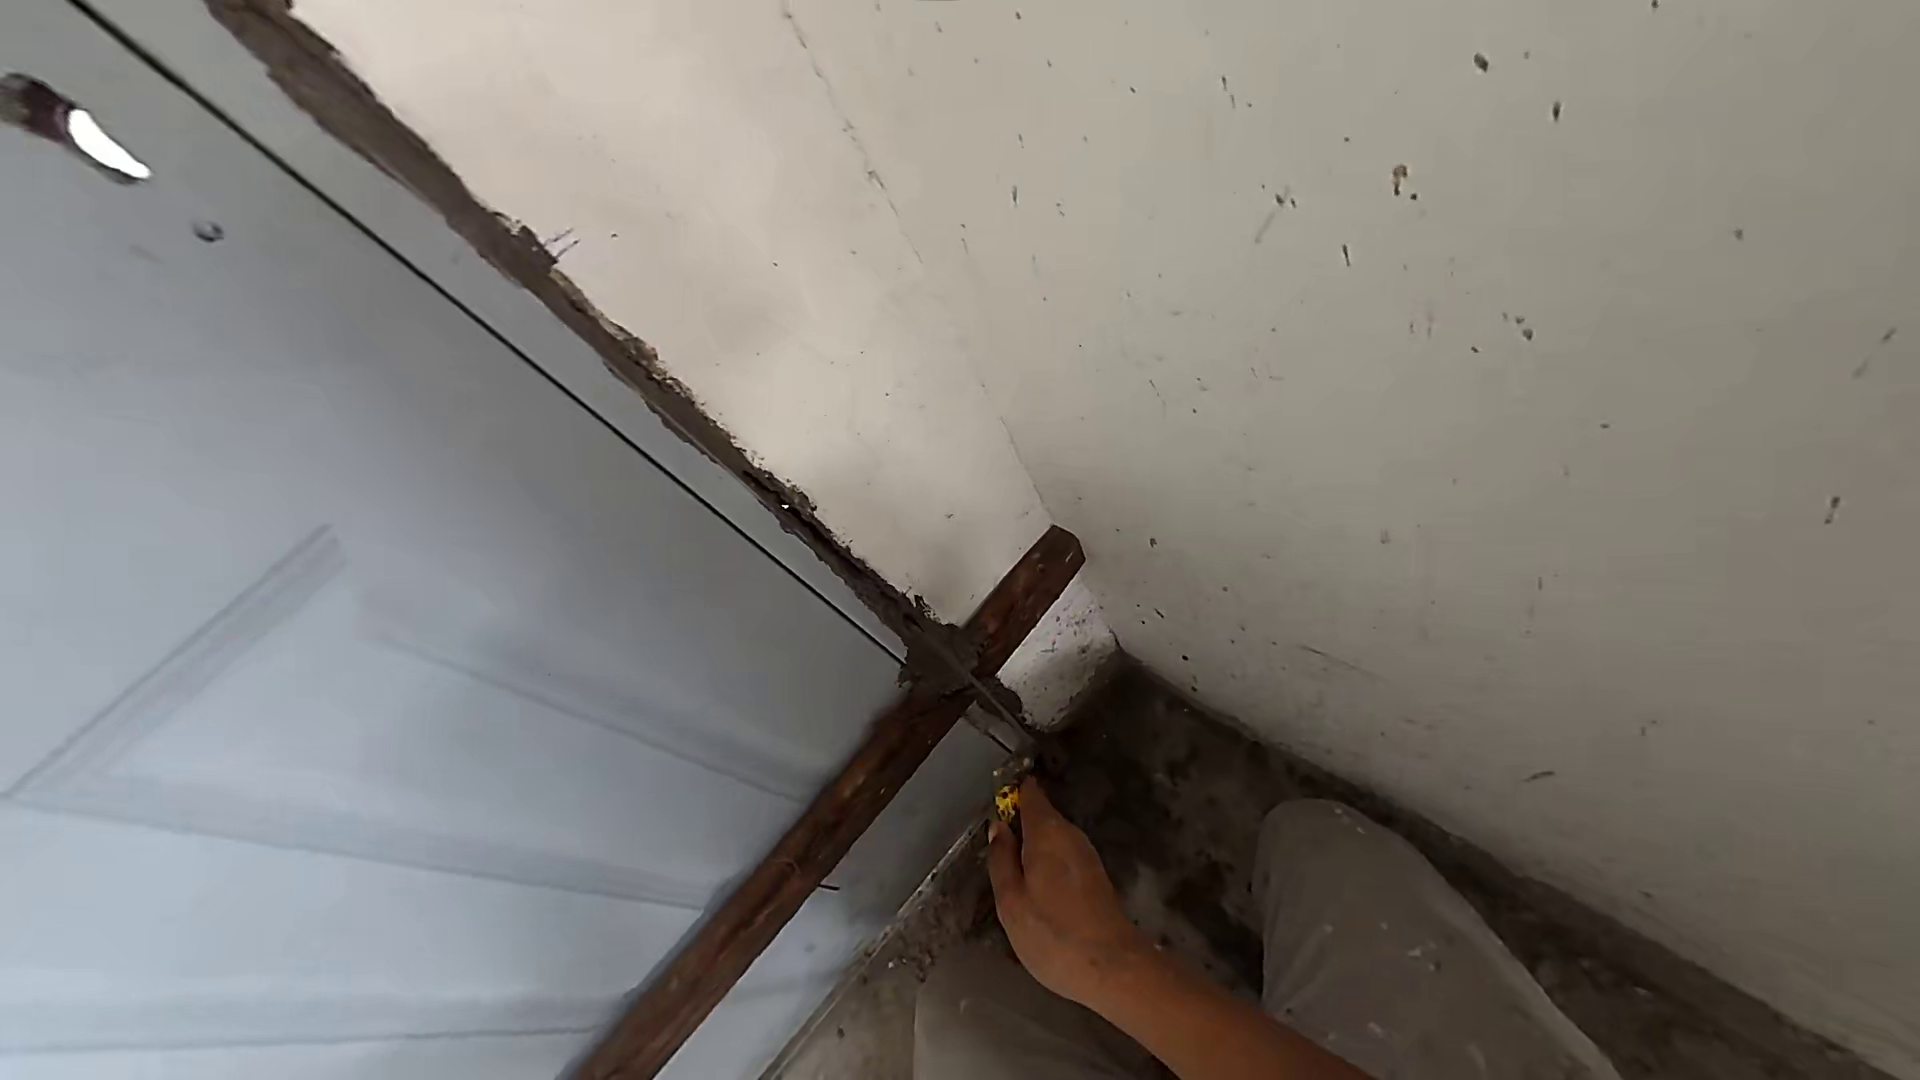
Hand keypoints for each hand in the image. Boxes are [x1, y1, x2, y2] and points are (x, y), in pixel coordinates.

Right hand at [987, 777, 1151, 1007]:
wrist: (1113, 968)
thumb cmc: (1053, 933)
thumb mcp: (1011, 900)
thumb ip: (1001, 859)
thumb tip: (998, 826)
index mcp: (1046, 830)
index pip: (1029, 792)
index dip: (1011, 792)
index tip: (995, 806)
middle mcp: (1069, 833)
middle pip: (1040, 815)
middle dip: (1020, 827)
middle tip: (997, 856)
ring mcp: (1086, 853)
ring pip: (1052, 838)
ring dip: (1034, 850)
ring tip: (1015, 880)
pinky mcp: (1095, 875)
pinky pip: (1063, 856)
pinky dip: (1049, 865)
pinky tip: (1040, 896)